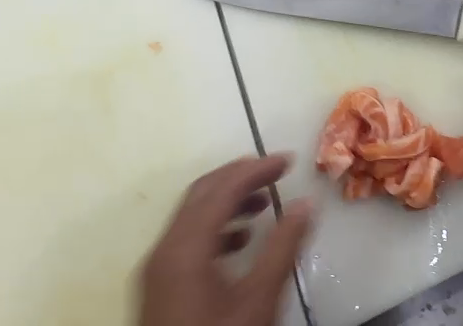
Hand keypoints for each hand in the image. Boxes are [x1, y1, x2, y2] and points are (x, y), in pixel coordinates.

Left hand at [139, 155, 312, 325]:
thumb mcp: (259, 301)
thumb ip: (283, 247)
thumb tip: (306, 204)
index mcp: (185, 246)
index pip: (223, 187)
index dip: (257, 168)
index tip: (289, 161)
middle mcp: (164, 248)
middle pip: (202, 193)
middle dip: (240, 177)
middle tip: (276, 172)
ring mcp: (156, 269)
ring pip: (192, 216)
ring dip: (228, 202)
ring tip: (264, 204)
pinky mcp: (158, 288)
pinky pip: (186, 239)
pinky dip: (215, 228)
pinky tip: (241, 241)